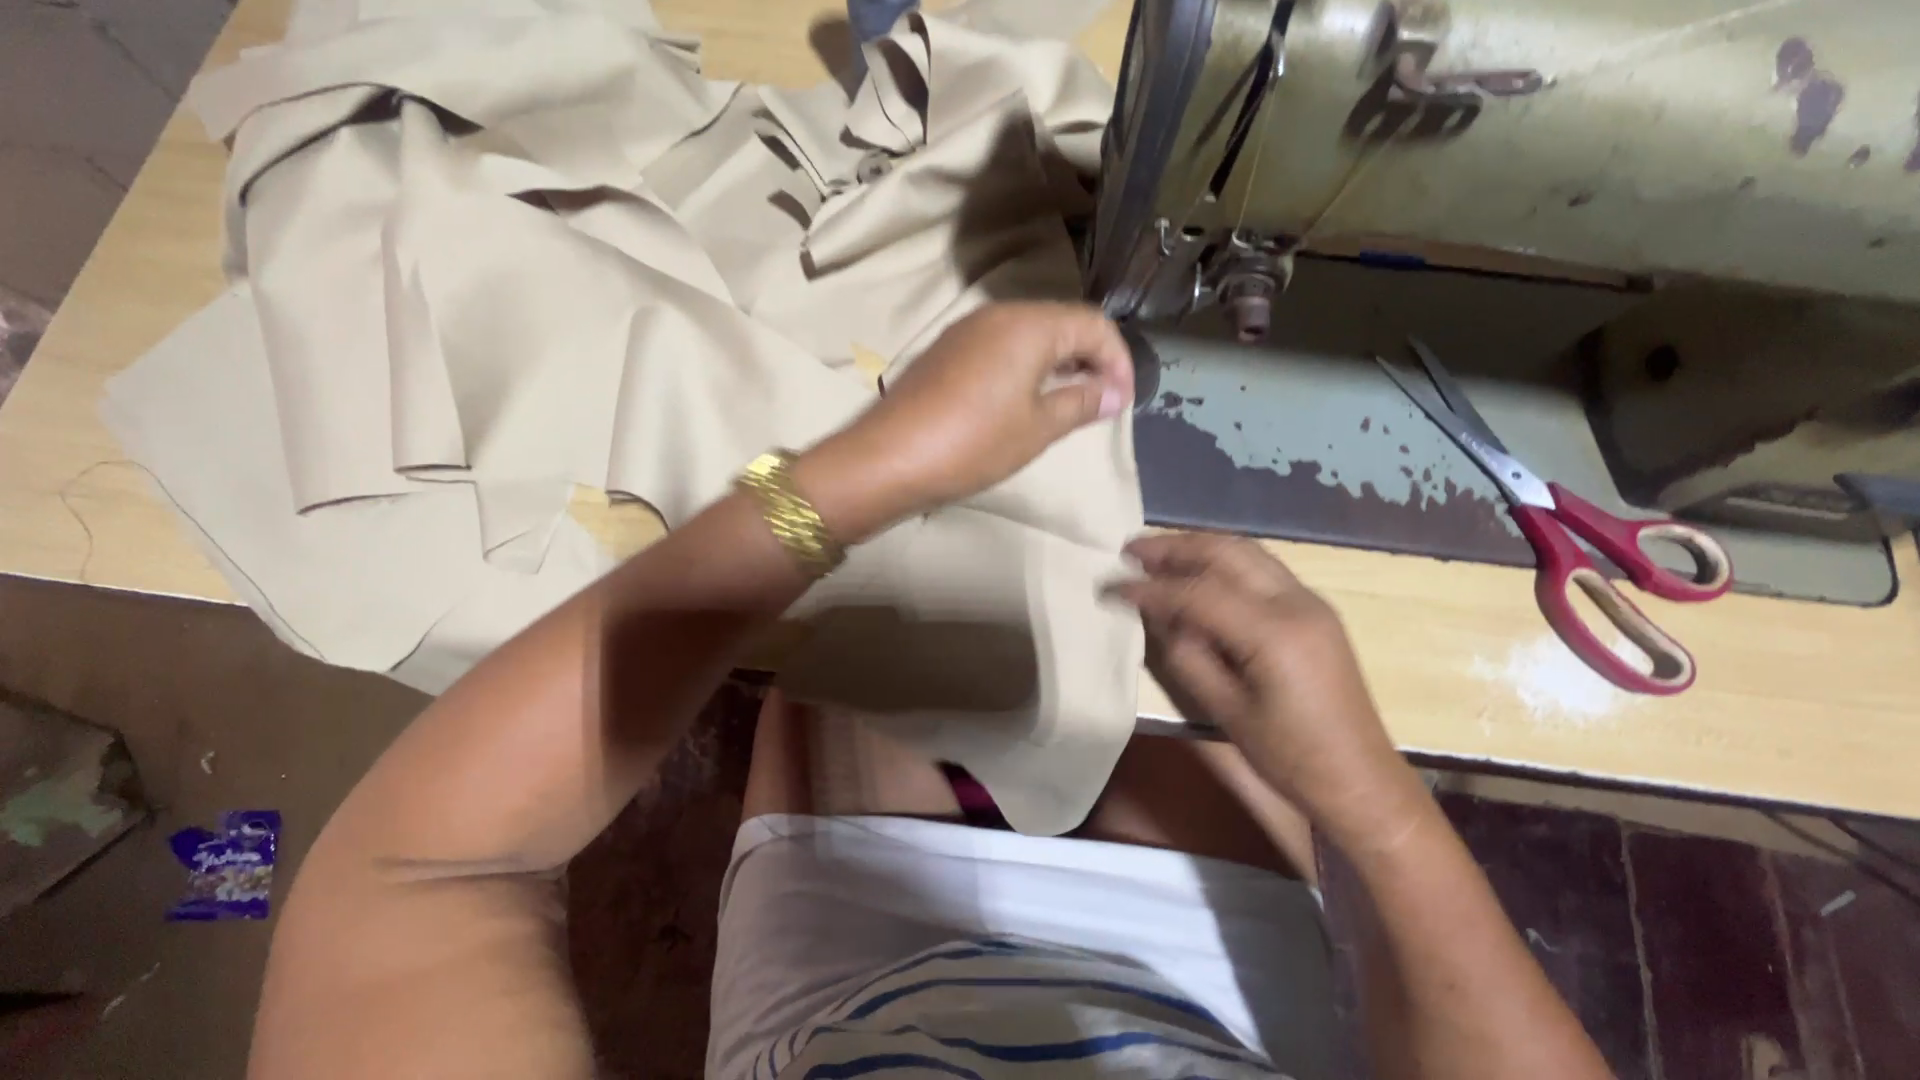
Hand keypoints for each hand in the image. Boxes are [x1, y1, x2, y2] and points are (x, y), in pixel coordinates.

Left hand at [793, 303, 1131, 540]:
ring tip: (1068, 404)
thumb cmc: (973, 443)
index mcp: (1028, 325)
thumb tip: (1113, 392)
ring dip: (1057, 362)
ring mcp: (966, 330)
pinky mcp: (946, 351)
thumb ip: (1081, 402)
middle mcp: (998, 314)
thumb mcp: (1038, 428)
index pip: (1093, 324)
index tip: (1123, 401)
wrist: (888, 459)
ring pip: (1030, 334)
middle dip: (1090, 358)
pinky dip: (1025, 367)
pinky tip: (1025, 401)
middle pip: (1061, 322)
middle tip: (1102, 402)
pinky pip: (1001, 346)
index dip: (1118, 360)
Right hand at [1108, 533, 1425, 846]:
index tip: (1109, 587)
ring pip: (1246, 551)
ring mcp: (1310, 601)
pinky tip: (1196, 573)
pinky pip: (1261, 568)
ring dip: (1198, 547)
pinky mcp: (1314, 609)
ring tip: (1155, 555)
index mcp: (1274, 633)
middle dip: (1174, 547)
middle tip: (1128, 551)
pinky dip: (1223, 561)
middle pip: (1226, 551)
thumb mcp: (1226, 711)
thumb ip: (1187, 655)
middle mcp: (1296, 602)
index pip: (1198, 592)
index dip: (1149, 588)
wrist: (1359, 778)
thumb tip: (1160, 615)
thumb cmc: (1289, 756)